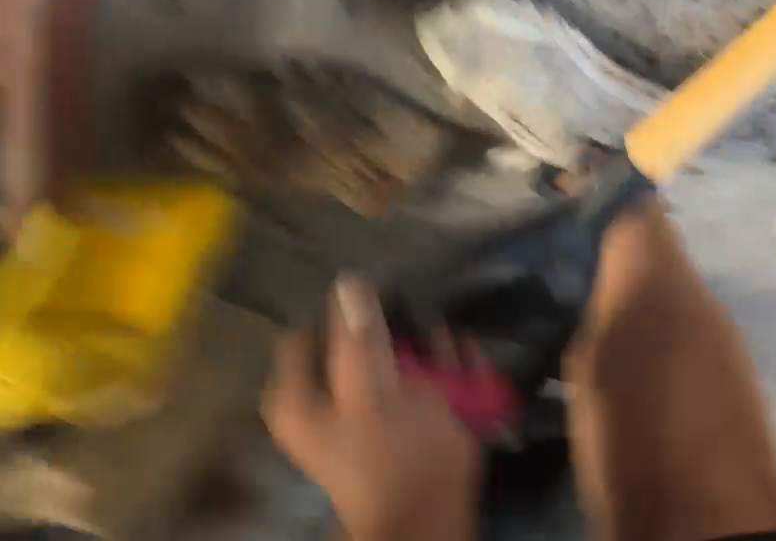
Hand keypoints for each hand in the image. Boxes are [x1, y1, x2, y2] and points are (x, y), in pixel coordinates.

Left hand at [263, 277, 481, 540]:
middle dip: (397, 326)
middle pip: (362, 338)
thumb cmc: (389, 450)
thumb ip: (361, 338)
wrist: (431, 502)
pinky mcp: (414, 405)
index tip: (382, 294)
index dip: (343, 313)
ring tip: (446, 345)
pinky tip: (464, 353)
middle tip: (419, 322)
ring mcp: (377, 400)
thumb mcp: (372, 392)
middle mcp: (335, 395)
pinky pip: (431, 366)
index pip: (311, 334)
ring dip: (428, 341)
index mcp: (303, 398)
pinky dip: (449, 358)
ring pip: (402, 349)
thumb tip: (349, 281)